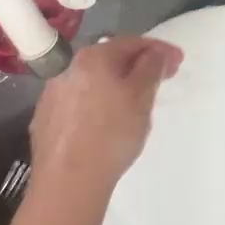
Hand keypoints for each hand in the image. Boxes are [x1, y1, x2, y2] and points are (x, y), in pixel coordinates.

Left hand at [27, 36, 182, 190]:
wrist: (67, 182)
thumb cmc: (111, 134)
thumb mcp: (142, 97)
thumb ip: (152, 67)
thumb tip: (155, 52)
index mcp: (93, 57)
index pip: (132, 42)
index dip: (159, 50)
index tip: (178, 61)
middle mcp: (68, 69)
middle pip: (110, 59)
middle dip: (137, 66)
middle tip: (160, 80)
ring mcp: (52, 95)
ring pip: (93, 82)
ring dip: (116, 85)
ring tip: (134, 103)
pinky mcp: (45, 121)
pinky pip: (79, 103)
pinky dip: (97, 104)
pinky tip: (105, 123)